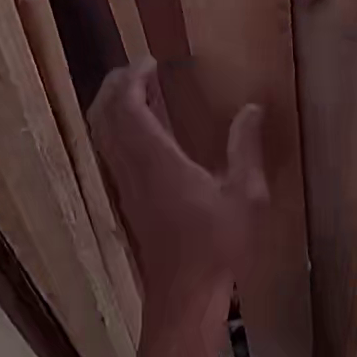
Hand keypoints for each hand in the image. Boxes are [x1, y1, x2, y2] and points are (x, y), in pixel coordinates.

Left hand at [88, 61, 266, 340]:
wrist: (185, 295)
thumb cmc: (219, 245)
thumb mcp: (246, 195)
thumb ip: (246, 148)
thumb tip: (252, 109)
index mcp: (157, 162)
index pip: (126, 107)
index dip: (132, 78)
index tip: (151, 61)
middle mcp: (132, 170)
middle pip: (104, 117)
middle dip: (115, 86)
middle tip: (141, 70)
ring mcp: (127, 187)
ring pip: (103, 136)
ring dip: (115, 107)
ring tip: (142, 91)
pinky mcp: (130, 201)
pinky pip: (113, 152)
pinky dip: (120, 128)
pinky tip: (149, 132)